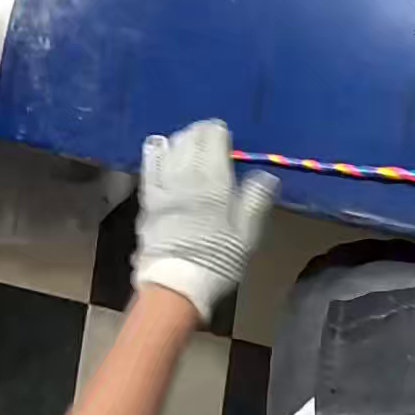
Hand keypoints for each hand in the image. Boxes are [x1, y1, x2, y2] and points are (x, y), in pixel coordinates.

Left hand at [132, 120, 278, 320]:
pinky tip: (159, 145)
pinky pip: (150, 166)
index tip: (224, 136)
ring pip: (170, 148)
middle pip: (190, 140)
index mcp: (215, 181)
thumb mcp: (247, 234)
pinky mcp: (148, 197)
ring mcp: (164, 185)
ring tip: (187, 143)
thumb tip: (266, 175)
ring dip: (180, 140)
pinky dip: (156, 152)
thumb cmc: (218, 259)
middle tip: (207, 138)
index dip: (219, 132)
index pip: (213, 139)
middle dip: (199, 133)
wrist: (176, 282)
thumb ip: (255, 200)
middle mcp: (187, 175)